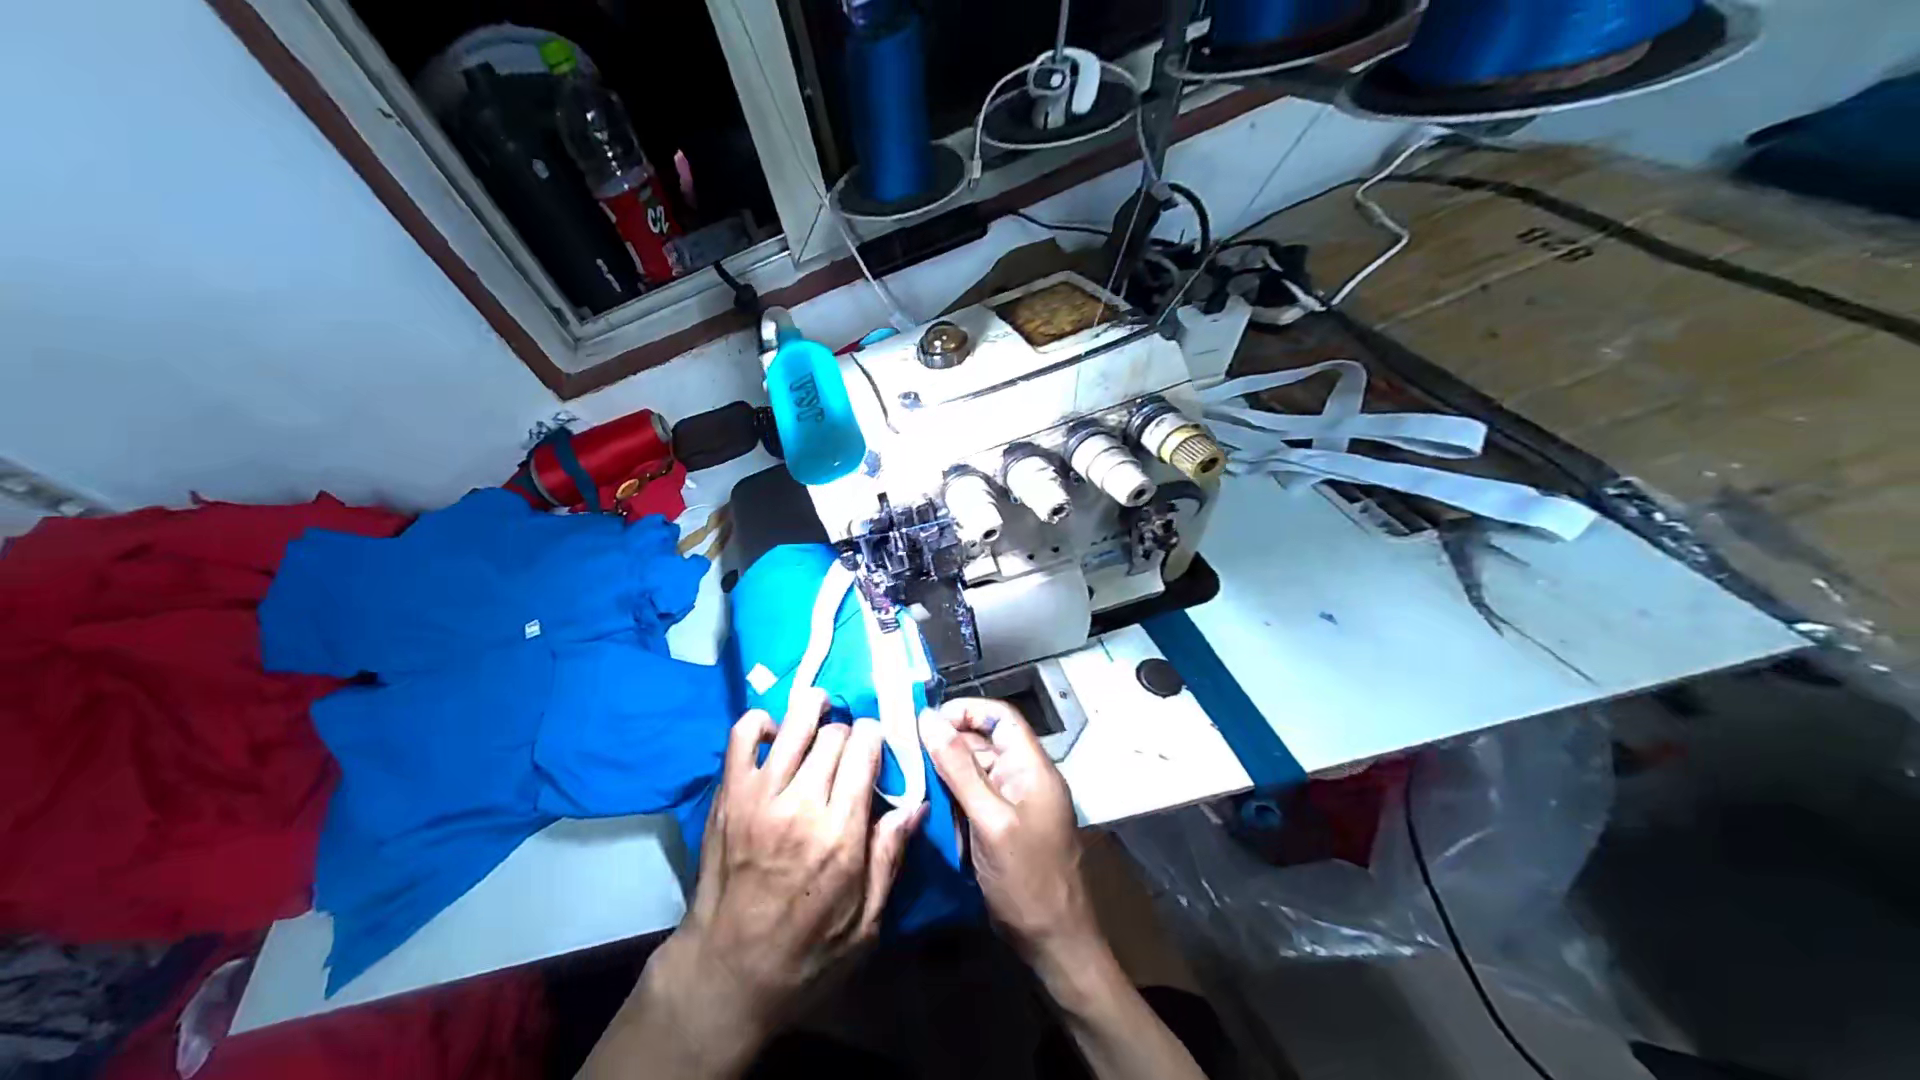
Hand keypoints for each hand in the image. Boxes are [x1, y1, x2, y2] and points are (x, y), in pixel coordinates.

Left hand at [680, 687, 924, 1018]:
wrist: (725, 976)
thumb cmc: (806, 955)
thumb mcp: (866, 923)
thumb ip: (889, 857)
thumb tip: (915, 804)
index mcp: (840, 834)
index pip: (865, 750)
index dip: (876, 738)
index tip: (876, 749)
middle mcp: (801, 804)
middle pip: (834, 733)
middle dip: (848, 733)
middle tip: (848, 751)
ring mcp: (759, 796)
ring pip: (794, 722)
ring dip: (812, 711)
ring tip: (820, 715)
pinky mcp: (729, 795)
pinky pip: (743, 734)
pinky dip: (761, 723)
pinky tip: (775, 736)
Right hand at [920, 699, 1209, 1079]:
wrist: (1054, 942)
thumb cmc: (1027, 879)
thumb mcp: (990, 820)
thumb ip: (960, 769)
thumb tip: (929, 720)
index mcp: (1032, 766)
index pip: (999, 717)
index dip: (964, 711)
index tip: (924, 722)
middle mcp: (1023, 777)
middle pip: (982, 742)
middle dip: (945, 744)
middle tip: (904, 753)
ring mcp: (1012, 803)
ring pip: (972, 771)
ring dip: (943, 774)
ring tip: (908, 780)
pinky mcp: (1001, 826)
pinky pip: (971, 799)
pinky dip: (950, 800)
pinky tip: (926, 808)